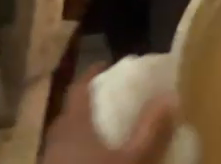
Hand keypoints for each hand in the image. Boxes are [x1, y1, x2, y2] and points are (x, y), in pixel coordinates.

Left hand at [41, 64, 178, 163]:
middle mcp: (57, 139)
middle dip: (90, 106)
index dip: (93, 74)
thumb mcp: (133, 162)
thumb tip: (171, 95)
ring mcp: (49, 163)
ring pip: (65, 140)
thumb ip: (152, 130)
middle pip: (70, 113)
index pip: (80, 87)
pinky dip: (78, 156)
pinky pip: (64, 159)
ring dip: (84, 134)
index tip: (109, 65)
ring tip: (109, 137)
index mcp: (74, 124)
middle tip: (114, 103)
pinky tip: (96, 163)